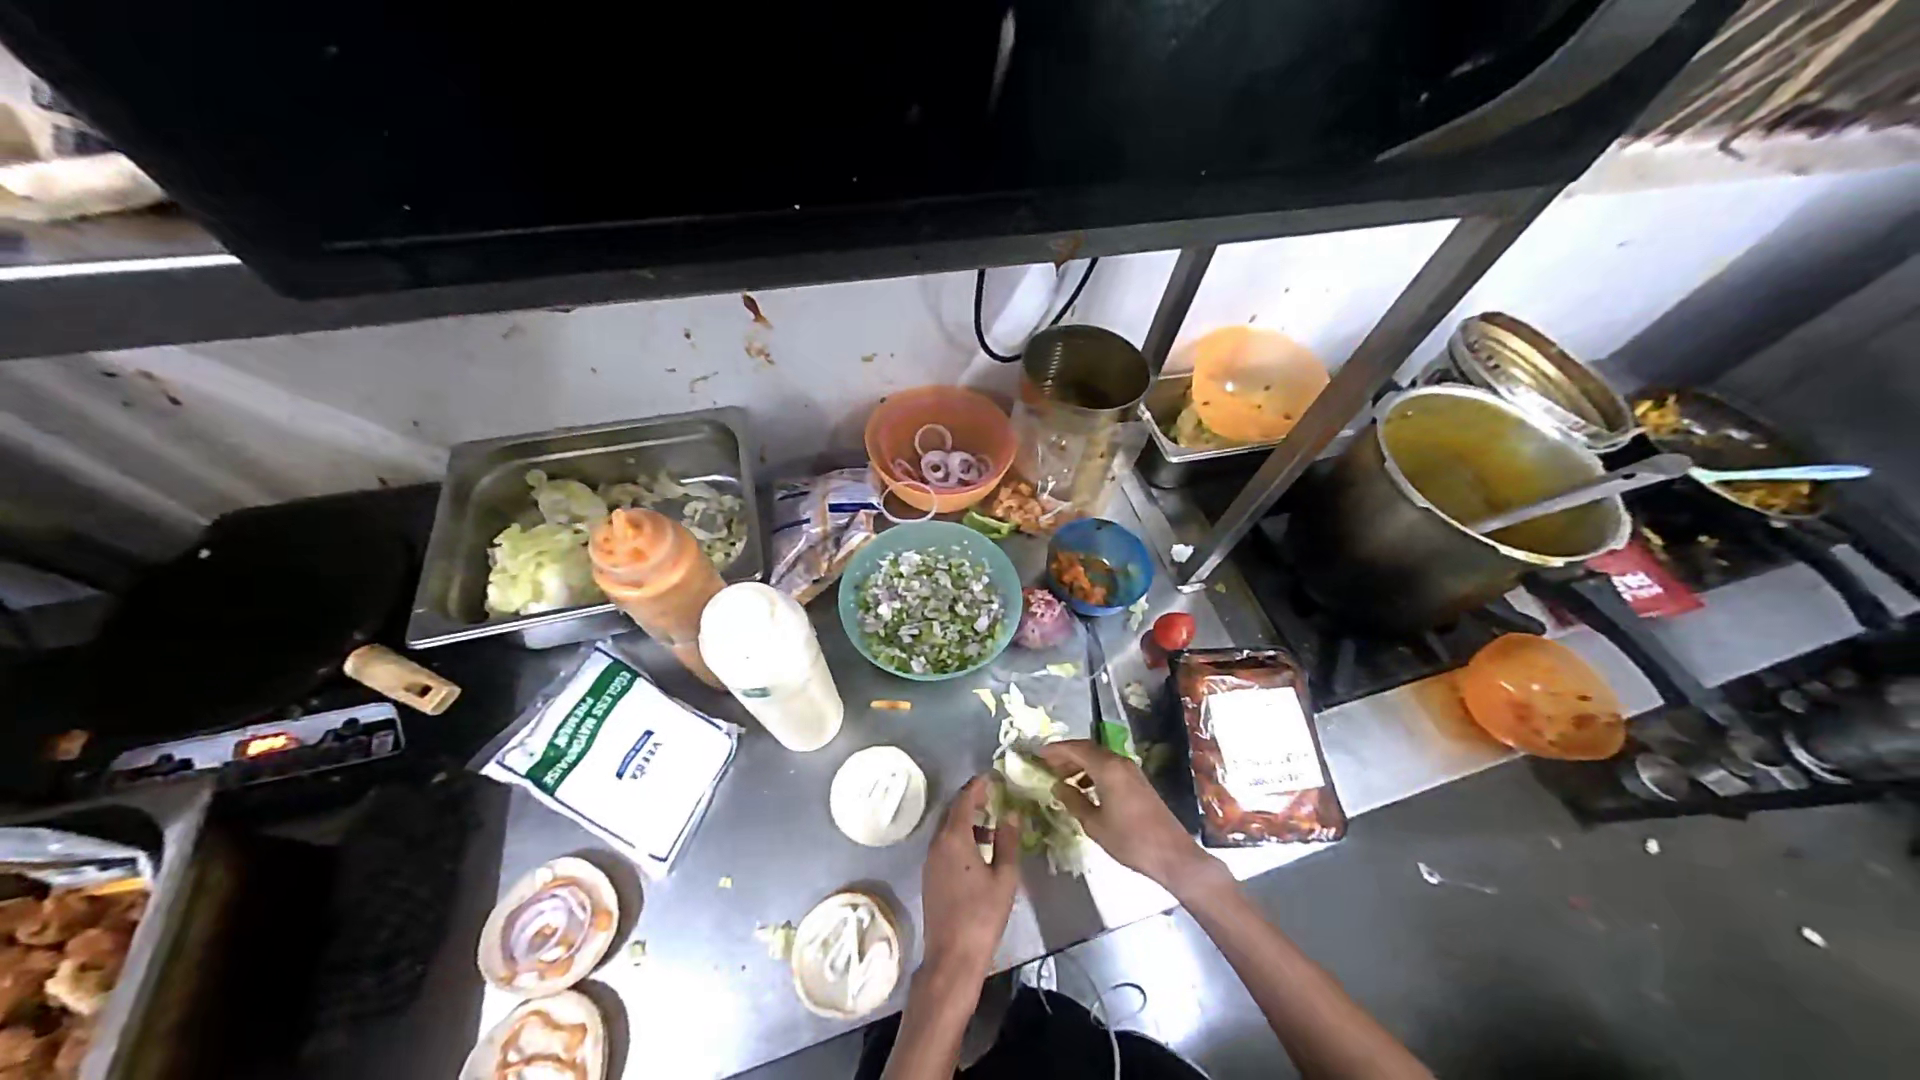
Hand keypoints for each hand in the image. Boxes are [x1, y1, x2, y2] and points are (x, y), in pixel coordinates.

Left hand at [919, 774, 1020, 981]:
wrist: (952, 957)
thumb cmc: (983, 916)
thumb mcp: (1004, 877)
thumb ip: (1008, 841)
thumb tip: (1011, 813)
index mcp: (954, 838)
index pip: (964, 799)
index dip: (978, 785)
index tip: (993, 777)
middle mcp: (936, 844)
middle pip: (952, 812)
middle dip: (972, 801)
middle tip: (994, 797)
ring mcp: (930, 860)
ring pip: (947, 829)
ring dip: (966, 821)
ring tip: (992, 826)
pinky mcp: (929, 876)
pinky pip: (944, 845)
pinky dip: (960, 838)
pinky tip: (978, 852)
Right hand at [1037, 740, 1224, 896]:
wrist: (1172, 855)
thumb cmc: (1130, 840)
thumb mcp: (1094, 824)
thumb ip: (1073, 801)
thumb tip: (1057, 786)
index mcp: (1108, 769)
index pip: (1076, 749)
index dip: (1055, 750)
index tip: (1038, 754)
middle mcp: (1120, 763)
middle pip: (1088, 749)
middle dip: (1066, 755)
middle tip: (1046, 765)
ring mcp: (1131, 771)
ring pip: (1099, 757)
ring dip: (1080, 763)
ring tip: (1062, 778)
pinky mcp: (1138, 782)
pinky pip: (1110, 767)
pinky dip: (1093, 771)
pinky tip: (1084, 788)